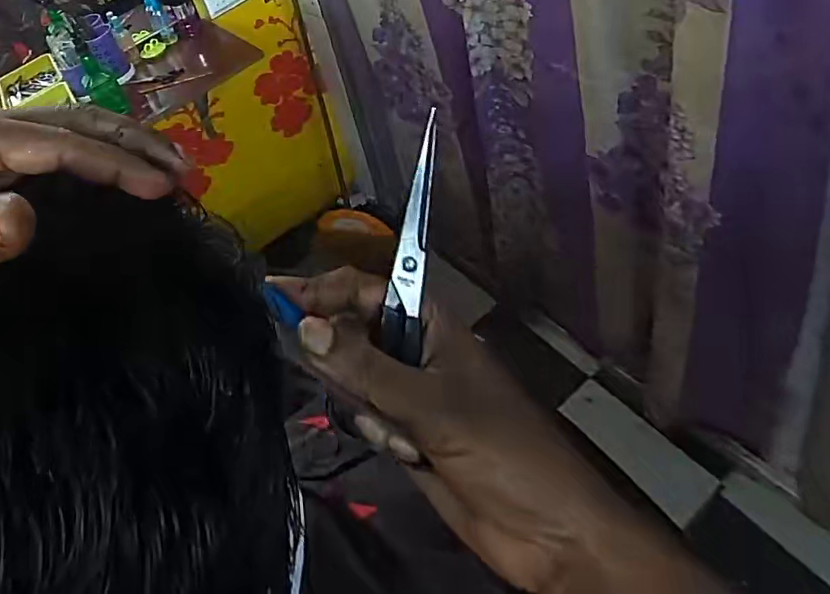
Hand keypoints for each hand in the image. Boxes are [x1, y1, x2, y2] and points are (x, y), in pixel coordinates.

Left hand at [0, 108, 184, 349]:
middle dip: (128, 143)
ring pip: (65, 129)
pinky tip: (119, 171)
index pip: (54, 144)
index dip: (111, 162)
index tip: (163, 185)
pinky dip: (94, 157)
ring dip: (118, 145)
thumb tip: (29, 215)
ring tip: (166, 164)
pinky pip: (53, 148)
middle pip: (68, 122)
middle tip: (184, 168)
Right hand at [268, 268, 718, 593]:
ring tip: (398, 433)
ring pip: (350, 375)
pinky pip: (362, 413)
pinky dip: (375, 431)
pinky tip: (406, 453)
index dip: (321, 290)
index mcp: (427, 323)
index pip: (361, 289)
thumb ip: (363, 366)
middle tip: (343, 381)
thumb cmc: (503, 452)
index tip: (276, 295)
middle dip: (341, 357)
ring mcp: (405, 390)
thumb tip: (303, 326)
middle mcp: (411, 348)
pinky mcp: (401, 429)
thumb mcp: (431, 406)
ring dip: (363, 404)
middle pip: (349, 331)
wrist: (554, 539)